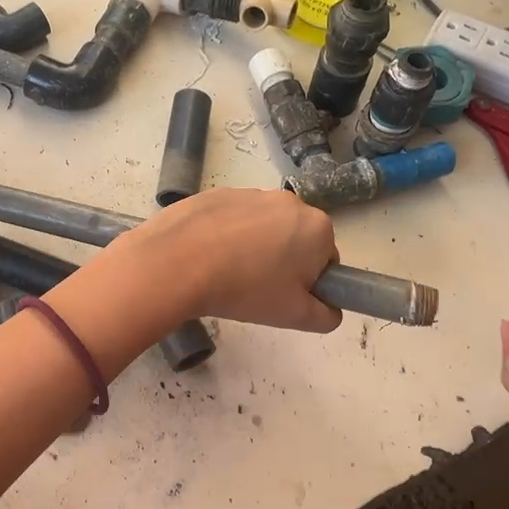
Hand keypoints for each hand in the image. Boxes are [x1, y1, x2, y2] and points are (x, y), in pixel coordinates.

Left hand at [110, 188, 341, 332]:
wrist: (177, 262)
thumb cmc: (245, 289)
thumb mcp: (295, 316)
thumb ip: (326, 315)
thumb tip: (331, 309)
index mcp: (316, 226)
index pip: (325, 259)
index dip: (307, 283)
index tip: (281, 296)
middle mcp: (289, 201)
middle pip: (294, 239)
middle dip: (281, 262)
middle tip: (254, 288)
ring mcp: (249, 193)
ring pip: (261, 227)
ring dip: (251, 247)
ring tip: (225, 274)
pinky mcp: (215, 193)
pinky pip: (230, 219)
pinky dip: (223, 235)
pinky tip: (205, 257)